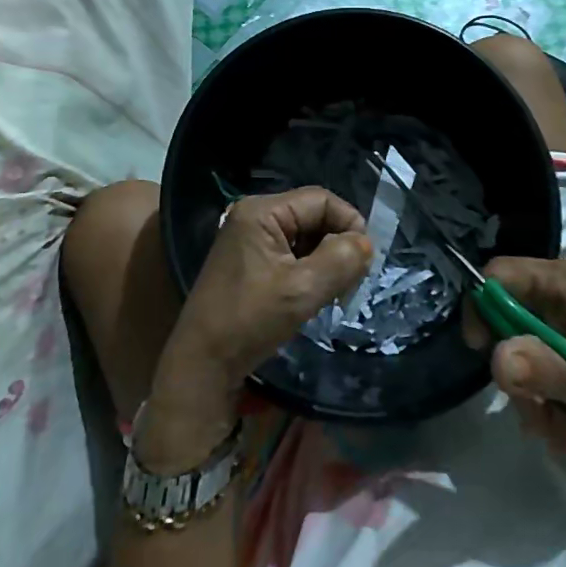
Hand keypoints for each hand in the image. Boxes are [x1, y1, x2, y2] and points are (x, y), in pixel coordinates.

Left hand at [162, 187, 372, 394]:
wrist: (201, 366)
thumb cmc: (249, 321)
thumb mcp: (302, 290)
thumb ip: (341, 260)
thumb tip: (365, 244)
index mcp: (262, 212)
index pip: (322, 200)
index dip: (349, 223)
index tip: (363, 260)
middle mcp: (254, 215)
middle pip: (313, 215)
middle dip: (338, 243)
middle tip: (352, 278)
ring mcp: (249, 238)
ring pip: (305, 235)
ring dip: (325, 259)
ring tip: (334, 289)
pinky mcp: (250, 260)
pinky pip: (291, 251)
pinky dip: (309, 268)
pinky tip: (313, 293)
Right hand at [464, 257, 565, 445]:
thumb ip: (549, 370)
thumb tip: (492, 359)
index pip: (500, 275)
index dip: (482, 311)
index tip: (485, 359)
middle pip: (515, 318)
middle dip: (519, 372)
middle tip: (538, 422)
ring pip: (535, 345)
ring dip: (541, 393)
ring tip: (565, 437)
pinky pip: (560, 357)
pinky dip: (561, 392)